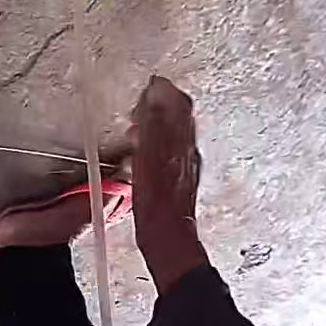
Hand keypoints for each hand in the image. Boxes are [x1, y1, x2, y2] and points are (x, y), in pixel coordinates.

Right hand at [129, 76, 208, 292]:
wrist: (169, 239)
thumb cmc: (157, 206)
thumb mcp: (147, 162)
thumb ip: (152, 128)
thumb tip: (154, 97)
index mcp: (181, 144)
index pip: (179, 105)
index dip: (163, 92)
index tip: (148, 86)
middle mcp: (187, 151)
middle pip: (180, 117)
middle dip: (159, 105)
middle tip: (140, 104)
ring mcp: (184, 165)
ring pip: (174, 133)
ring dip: (156, 123)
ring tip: (138, 124)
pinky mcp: (178, 179)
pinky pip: (170, 151)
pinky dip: (156, 142)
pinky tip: (144, 150)